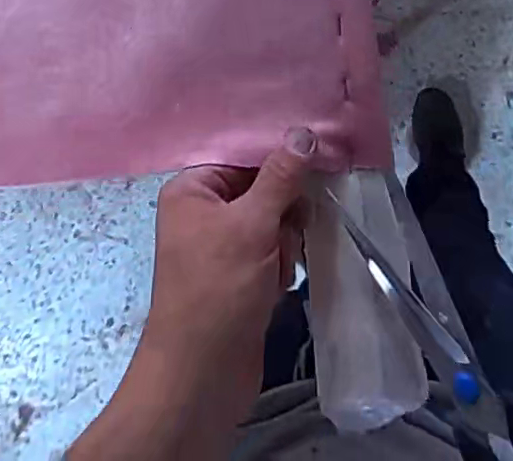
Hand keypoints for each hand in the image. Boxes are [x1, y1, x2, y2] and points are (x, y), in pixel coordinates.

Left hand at [70, 128, 321, 460]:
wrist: (201, 379)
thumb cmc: (218, 290)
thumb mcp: (252, 224)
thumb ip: (281, 175)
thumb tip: (304, 133)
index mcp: (193, 188)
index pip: (245, 153)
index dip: (281, 154)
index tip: (319, 151)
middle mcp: (205, 210)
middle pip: (264, 185)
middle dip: (283, 210)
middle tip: (287, 229)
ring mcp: (223, 243)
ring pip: (274, 217)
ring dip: (284, 241)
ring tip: (275, 267)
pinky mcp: (240, 271)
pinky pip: (272, 246)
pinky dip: (280, 262)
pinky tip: (275, 284)